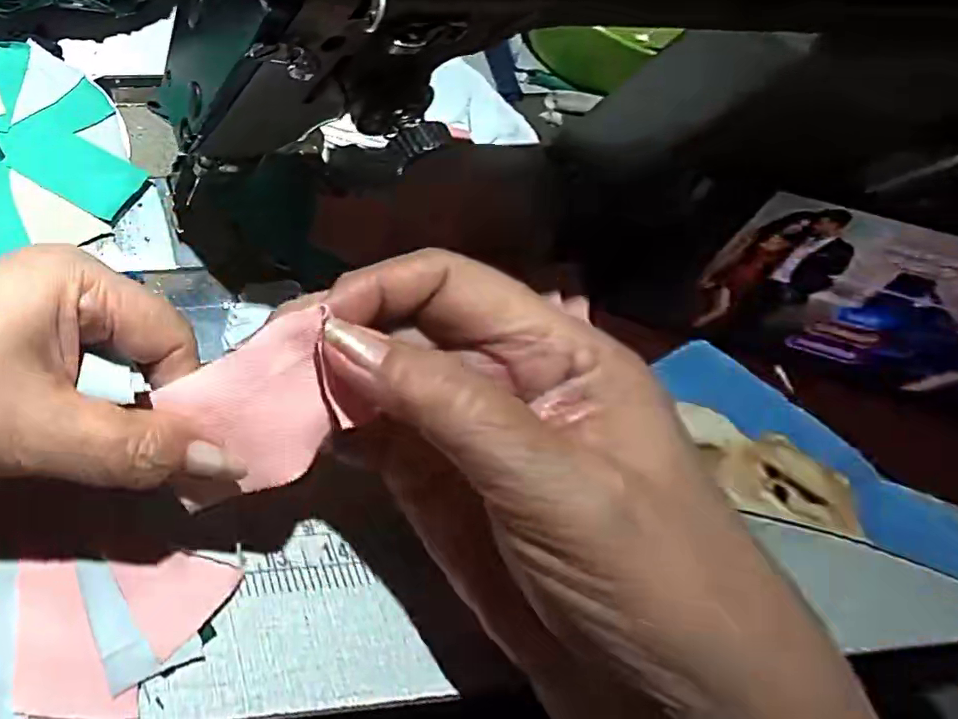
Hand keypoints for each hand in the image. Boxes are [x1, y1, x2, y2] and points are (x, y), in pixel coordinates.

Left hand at [0, 246, 245, 498]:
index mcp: (82, 276)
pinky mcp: (10, 327)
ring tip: (102, 452)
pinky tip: (64, 430)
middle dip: (150, 403)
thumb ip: (138, 449)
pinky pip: (75, 360)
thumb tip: (225, 464)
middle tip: (144, 463)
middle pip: (141, 341)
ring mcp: (34, 299)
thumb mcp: (47, 431)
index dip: (183, 394)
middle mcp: (65, 275)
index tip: (177, 458)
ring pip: (109, 355)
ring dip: (116, 406)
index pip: (169, 332)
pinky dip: (84, 400)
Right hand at [318, 250, 872, 718]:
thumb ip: (446, 404)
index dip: (382, 287)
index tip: (322, 320)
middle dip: (340, 329)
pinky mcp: (432, 478)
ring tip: (273, 388)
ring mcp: (459, 428)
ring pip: (377, 378)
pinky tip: (299, 428)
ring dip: (325, 378)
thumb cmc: (654, 579)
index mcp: (548, 348)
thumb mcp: (555, 484)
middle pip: (402, 324)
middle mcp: (496, 373)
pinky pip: (372, 434)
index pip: (450, 283)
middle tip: (275, 351)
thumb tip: (339, 336)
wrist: (684, 714)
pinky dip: (332, 426)